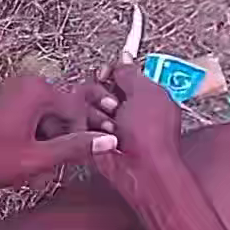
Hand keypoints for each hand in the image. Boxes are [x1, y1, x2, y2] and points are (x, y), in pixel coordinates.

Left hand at [0, 75, 117, 189]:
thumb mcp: (35, 159)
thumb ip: (74, 148)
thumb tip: (108, 141)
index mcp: (36, 90)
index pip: (77, 110)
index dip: (77, 139)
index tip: (68, 161)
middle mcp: (23, 82)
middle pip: (59, 112)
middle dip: (57, 140)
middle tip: (45, 167)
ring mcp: (7, 90)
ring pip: (42, 117)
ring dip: (42, 141)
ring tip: (29, 167)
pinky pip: (24, 116)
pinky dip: (27, 136)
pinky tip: (16, 157)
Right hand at [90, 62, 184, 198]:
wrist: (139, 170)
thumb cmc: (151, 136)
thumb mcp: (146, 93)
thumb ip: (131, 73)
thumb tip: (121, 59)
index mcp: (146, 95)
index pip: (118, 73)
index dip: (109, 73)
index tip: (105, 76)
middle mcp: (127, 110)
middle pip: (96, 88)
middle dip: (100, 95)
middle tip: (113, 108)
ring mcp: (110, 125)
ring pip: (84, 105)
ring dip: (94, 114)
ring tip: (108, 126)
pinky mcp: (93, 138)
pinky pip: (78, 122)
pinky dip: (85, 126)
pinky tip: (97, 133)